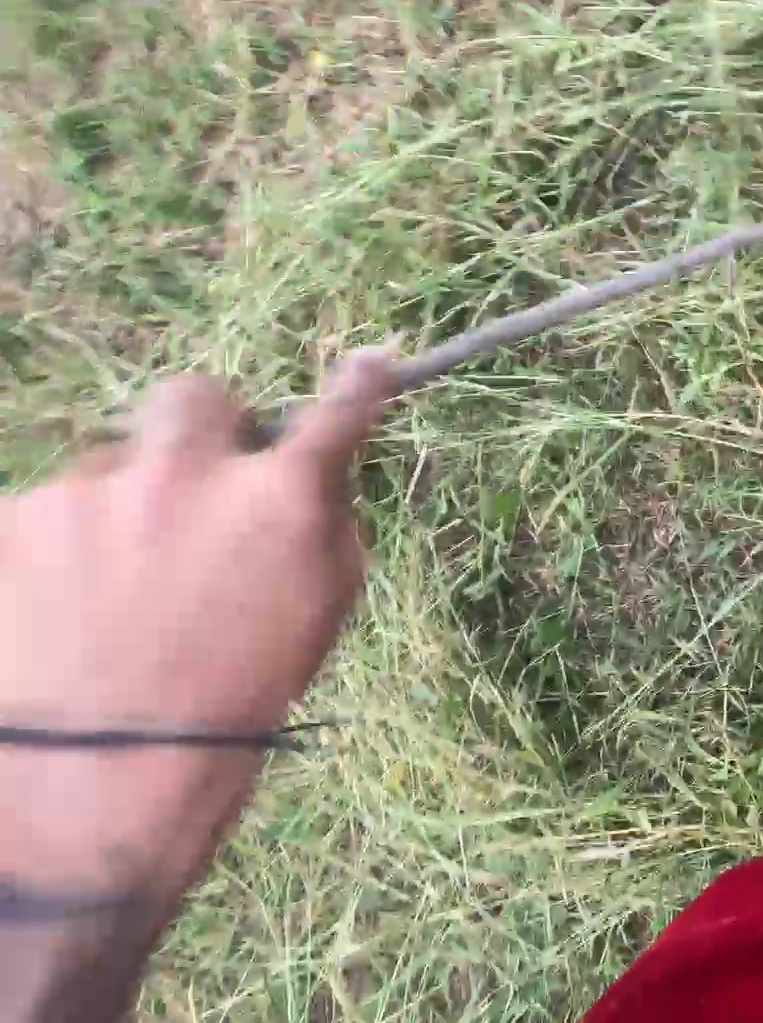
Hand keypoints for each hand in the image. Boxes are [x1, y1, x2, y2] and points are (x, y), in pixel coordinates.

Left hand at [0, 349, 393, 890]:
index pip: (338, 414)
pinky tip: (72, 595)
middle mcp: (187, 471)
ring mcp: (87, 489)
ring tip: (123, 577)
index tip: (373, 359)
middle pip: (196, 394)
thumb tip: (307, 472)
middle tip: (204, 469)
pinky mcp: (8, 519)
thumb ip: (321, 516)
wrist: (112, 754)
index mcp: (281, 494)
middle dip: (207, 420)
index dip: (361, 383)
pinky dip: (70, 538)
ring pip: (116, 463)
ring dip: (130, 498)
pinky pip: (52, 506)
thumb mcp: (328, 592)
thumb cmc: (253, 672)